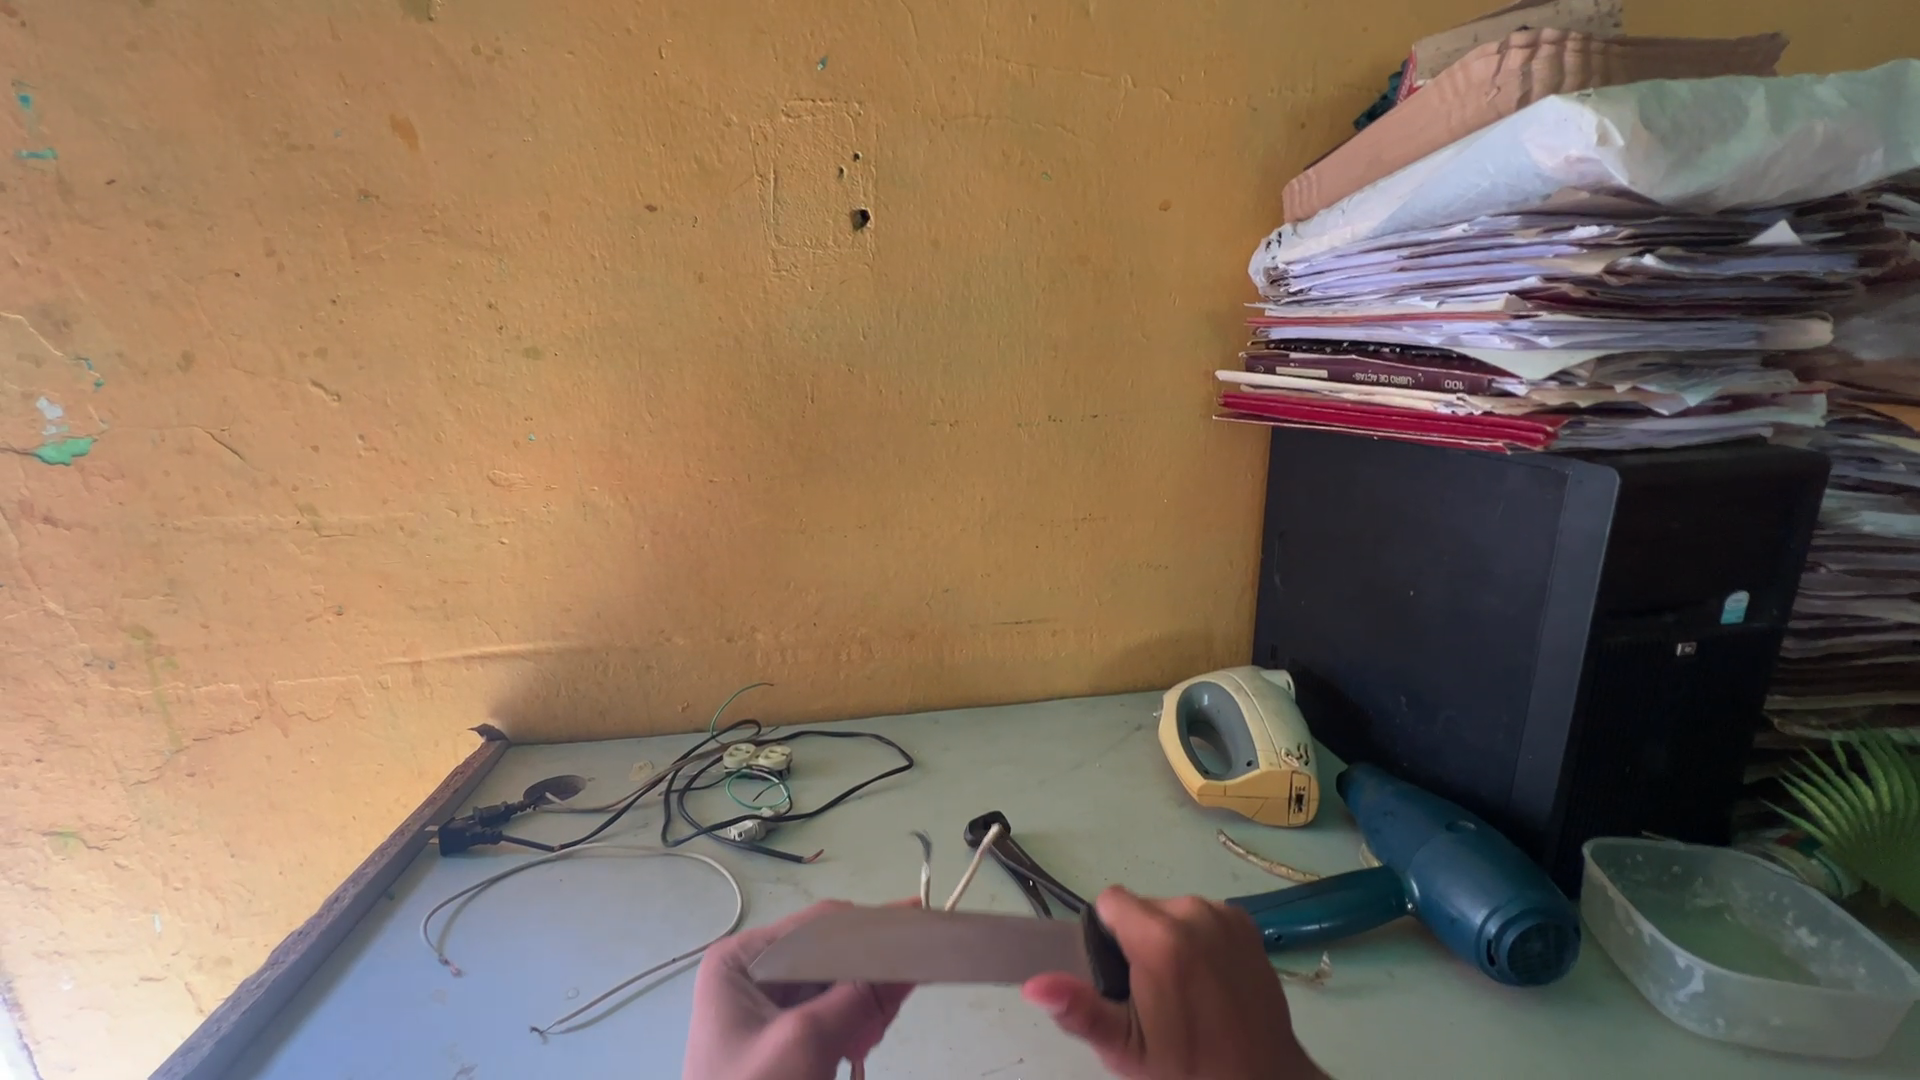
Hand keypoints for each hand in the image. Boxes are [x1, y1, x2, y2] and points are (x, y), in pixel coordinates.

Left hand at [682, 901, 913, 1079]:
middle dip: (869, 968)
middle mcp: (755, 972)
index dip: (870, 925)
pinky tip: (863, 1043)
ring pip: (837, 981)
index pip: (818, 925)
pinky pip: (833, 1010)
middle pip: (830, 951)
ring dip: (865, 999)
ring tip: (873, 1033)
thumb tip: (915, 955)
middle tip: (913, 978)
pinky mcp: (785, 1035)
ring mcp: (768, 1005)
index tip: (921, 927)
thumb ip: (861, 997)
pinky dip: (857, 1022)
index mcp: (742, 961)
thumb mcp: (807, 1045)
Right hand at [1023, 888, 1324, 1079]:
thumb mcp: (1125, 1050)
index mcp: (1160, 936)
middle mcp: (1192, 911)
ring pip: (1170, 909)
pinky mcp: (1243, 920)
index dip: (1109, 936)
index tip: (1123, 974)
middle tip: (1155, 991)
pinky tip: (1209, 976)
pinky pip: (1200, 914)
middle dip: (1138, 939)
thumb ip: (1079, 1009)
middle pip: (1141, 906)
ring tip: (1185, 987)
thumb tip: (1034, 985)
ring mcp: (1222, 913)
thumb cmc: (1187, 1068)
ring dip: (1168, 937)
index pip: (1109, 902)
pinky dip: (1198, 937)